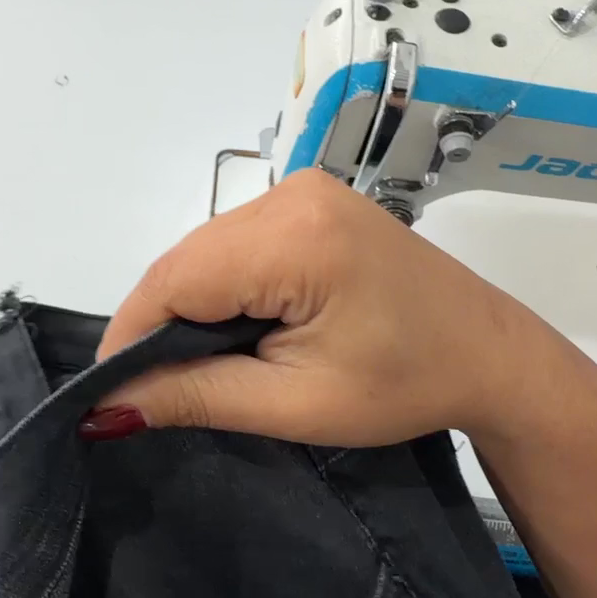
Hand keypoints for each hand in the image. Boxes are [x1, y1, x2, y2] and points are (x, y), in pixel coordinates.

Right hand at [87, 169, 559, 445]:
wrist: (489, 355)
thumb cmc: (404, 386)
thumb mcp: (294, 402)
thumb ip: (195, 395)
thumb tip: (107, 408)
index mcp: (296, 238)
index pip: (175, 278)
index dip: (132, 333)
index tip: (109, 392)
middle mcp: (293, 194)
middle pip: (188, 259)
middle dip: (161, 322)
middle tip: (155, 387)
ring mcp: (304, 190)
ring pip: (206, 250)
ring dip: (191, 305)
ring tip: (201, 362)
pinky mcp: (311, 201)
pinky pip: (235, 243)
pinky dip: (221, 286)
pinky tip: (236, 326)